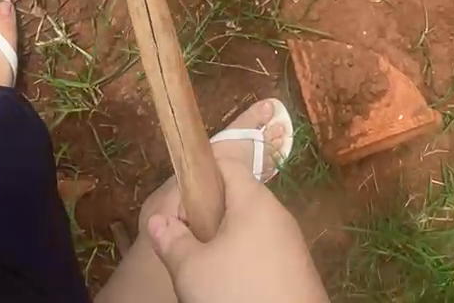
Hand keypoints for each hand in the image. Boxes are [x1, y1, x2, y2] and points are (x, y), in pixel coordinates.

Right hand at [145, 162, 329, 302]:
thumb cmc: (238, 293)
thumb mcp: (193, 271)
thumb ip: (172, 241)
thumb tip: (157, 220)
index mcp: (254, 200)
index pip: (227, 164)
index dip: (200, 173)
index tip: (181, 202)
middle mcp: (276, 212)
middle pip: (236, 198)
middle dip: (208, 215)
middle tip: (188, 242)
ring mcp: (290, 240)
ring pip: (249, 227)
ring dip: (225, 241)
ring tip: (206, 269)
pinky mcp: (296, 266)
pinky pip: (263, 250)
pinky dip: (244, 260)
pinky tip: (231, 287)